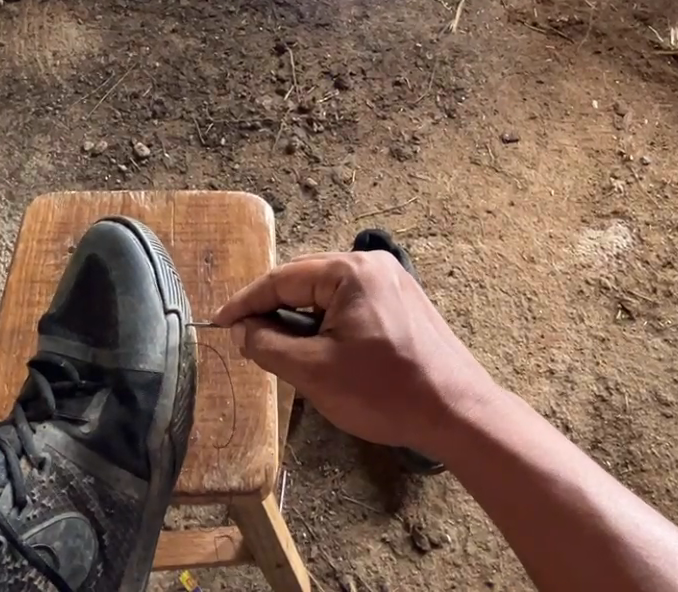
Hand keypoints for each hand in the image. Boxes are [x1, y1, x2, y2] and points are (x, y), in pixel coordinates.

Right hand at [213, 251, 498, 455]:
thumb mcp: (314, 372)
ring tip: (283, 351)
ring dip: (302, 320)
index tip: (220, 321)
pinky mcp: (403, 303)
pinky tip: (321, 350)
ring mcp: (392, 281)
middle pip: (306, 282)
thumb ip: (269, 346)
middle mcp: (372, 264)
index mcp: (350, 271)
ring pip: (328, 295)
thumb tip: (243, 331)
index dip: (247, 302)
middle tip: (247, 340)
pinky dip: (328, 324)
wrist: (458, 413)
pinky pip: (351, 304)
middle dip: (275, 311)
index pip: (283, 279)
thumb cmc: (384, 391)